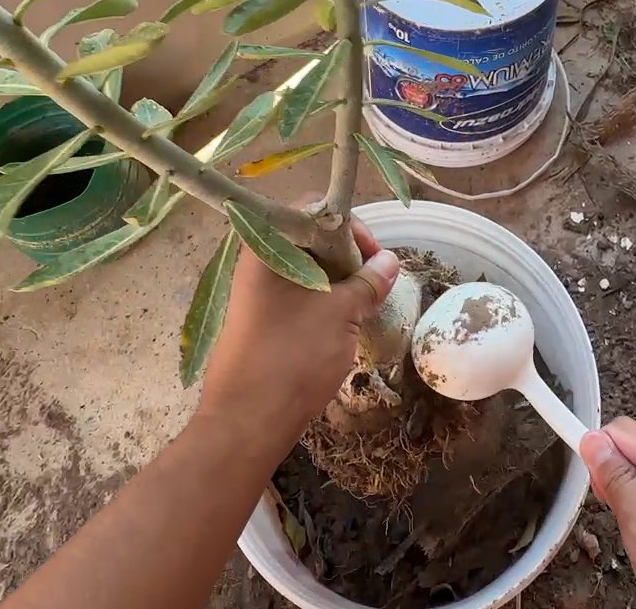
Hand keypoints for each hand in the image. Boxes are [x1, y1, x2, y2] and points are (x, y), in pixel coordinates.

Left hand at [197, 218, 399, 446]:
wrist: (245, 424)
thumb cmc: (292, 357)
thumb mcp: (341, 314)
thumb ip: (368, 282)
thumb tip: (390, 261)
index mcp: (267, 247)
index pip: (312, 209)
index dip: (350, 226)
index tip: (374, 256)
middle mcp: (256, 263)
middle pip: (309, 238)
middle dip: (347, 255)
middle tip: (374, 281)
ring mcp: (254, 293)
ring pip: (305, 269)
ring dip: (337, 279)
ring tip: (363, 303)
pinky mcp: (259, 320)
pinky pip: (295, 294)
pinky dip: (321, 299)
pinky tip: (343, 320)